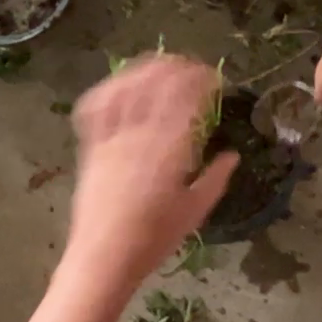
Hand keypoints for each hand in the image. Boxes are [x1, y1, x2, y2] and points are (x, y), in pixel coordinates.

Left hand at [64, 56, 238, 284]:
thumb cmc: (154, 239)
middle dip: (176, 68)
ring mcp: (111, 140)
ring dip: (143, 70)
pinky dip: (108, 90)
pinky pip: (95, 109)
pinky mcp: (90, 148)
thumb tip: (232, 156)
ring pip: (125, 90)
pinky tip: (119, 85)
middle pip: (156, 85)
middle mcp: (139, 136)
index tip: (215, 79)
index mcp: (170, 151)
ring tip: (159, 65)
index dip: (203, 81)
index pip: (188, 100)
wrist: (104, 257)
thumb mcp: (194, 212)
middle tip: (191, 67)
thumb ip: (215, 180)